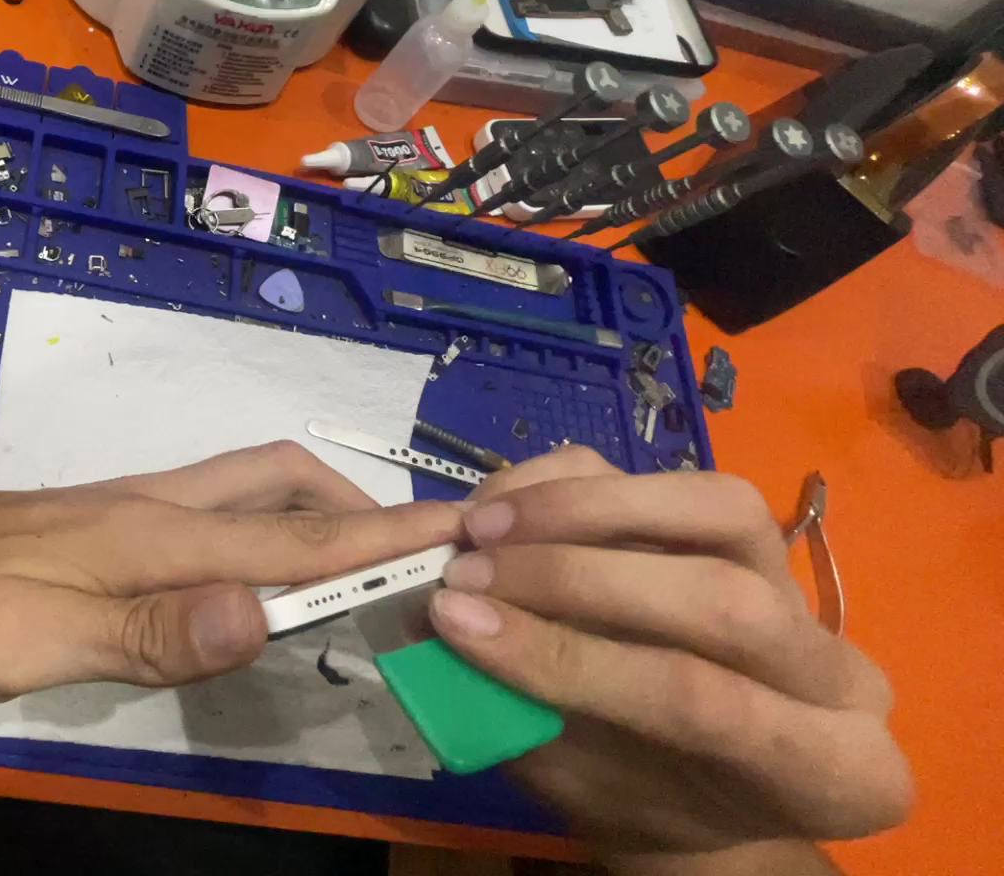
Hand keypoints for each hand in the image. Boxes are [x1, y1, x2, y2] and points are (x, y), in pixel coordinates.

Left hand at [0, 441, 462, 702]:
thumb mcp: (37, 640)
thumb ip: (149, 630)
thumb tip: (259, 614)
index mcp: (146, 535)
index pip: (285, 534)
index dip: (375, 534)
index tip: (459, 530)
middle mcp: (146, 505)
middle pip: (270, 479)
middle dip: (348, 500)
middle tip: (404, 545)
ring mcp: (119, 506)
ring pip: (235, 486)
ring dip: (303, 507)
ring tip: (346, 552)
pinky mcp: (94, 520)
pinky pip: (199, 508)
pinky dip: (252, 524)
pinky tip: (249, 562)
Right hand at [427, 447, 910, 860]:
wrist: (673, 774)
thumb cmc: (621, 788)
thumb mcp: (567, 776)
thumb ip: (513, 703)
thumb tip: (436, 617)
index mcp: (826, 770)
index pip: (702, 702)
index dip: (564, 656)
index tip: (452, 621)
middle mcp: (828, 669)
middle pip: (720, 596)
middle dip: (569, 575)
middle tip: (463, 573)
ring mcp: (785, 583)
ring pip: (713, 506)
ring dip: (574, 507)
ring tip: (478, 525)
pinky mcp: (724, 527)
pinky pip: (654, 476)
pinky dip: (561, 481)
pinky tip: (497, 507)